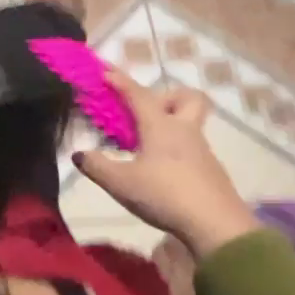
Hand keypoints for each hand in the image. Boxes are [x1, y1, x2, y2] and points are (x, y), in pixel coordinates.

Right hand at [73, 72, 260, 257]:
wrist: (214, 223)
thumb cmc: (164, 194)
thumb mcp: (121, 183)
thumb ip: (97, 166)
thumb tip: (79, 154)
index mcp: (161, 126)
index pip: (138, 95)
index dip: (121, 82)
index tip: (106, 71)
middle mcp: (184, 131)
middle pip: (186, 98)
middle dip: (166, 97)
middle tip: (145, 115)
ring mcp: (201, 150)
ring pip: (189, 123)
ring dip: (170, 125)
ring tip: (145, 147)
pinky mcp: (209, 170)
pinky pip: (191, 147)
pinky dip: (175, 150)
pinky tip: (161, 171)